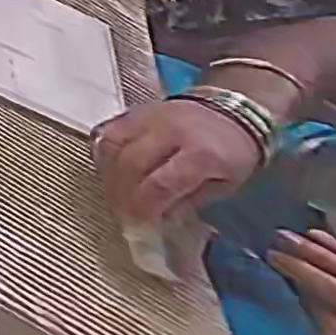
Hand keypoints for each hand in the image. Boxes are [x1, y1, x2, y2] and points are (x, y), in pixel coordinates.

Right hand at [93, 99, 262, 221]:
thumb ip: (190, 198)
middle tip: (122, 213)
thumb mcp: (225, 183)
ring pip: (112, 146)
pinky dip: (102, 153)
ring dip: (108, 174)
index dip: (145, 206)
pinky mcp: (133, 111)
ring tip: (113, 193)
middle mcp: (169, 132)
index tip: (138, 224)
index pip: (161, 183)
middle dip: (123, 194)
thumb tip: (159, 216)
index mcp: (202, 154)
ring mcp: (147, 118)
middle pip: (131, 164)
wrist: (228, 110)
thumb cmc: (233, 153)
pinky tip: (107, 169)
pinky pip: (106, 131)